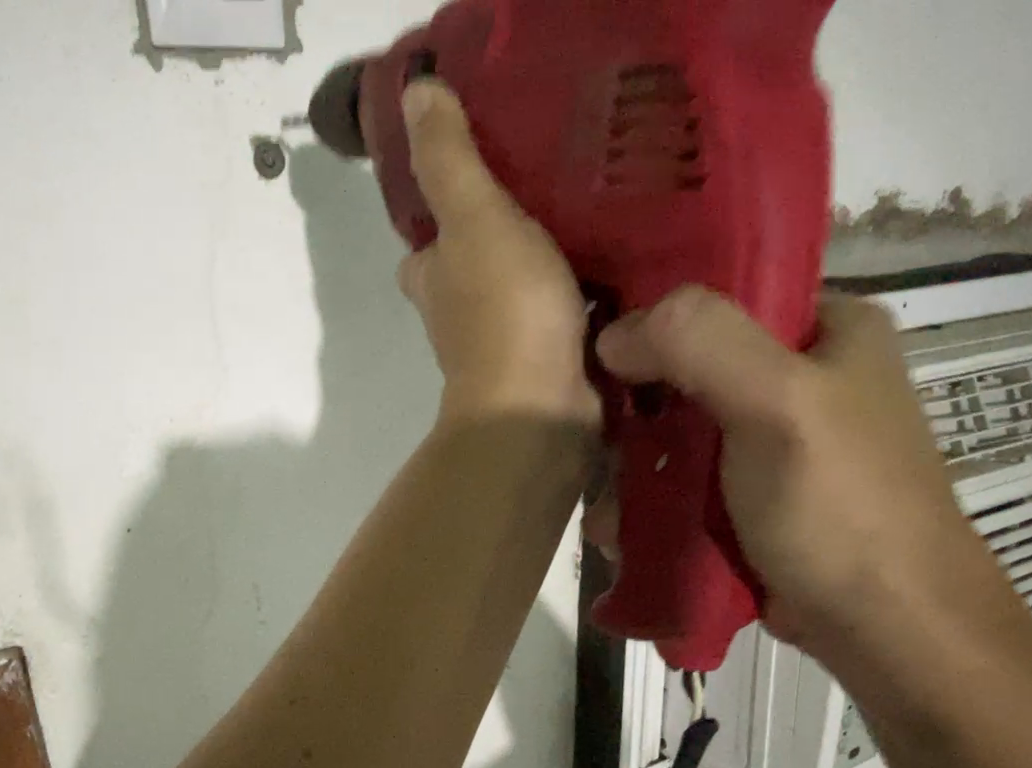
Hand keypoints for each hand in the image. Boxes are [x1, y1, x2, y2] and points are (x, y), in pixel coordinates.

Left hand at [396, 80, 598, 428]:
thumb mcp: (475, 219)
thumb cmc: (503, 311)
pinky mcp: (545, 368)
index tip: (488, 178)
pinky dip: (580, 303)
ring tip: (596, 224)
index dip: (446, 212)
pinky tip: (618, 276)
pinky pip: (562, 322)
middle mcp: (455, 314)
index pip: (427, 240)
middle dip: (504, 239)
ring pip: (520, 293)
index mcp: (431, 278)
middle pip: (475, 265)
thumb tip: (413, 92)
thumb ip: (449, 160)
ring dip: (547, 269)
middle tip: (558, 194)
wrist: (538, 410)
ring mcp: (501, 345)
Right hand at [588, 288, 1028, 658]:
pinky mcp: (756, 493)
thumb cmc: (842, 507)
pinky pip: (687, 479)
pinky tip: (622, 532)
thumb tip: (613, 332)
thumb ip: (699, 344)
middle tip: (601, 449)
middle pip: (690, 367)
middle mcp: (804, 374)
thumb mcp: (778, 404)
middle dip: (637, 413)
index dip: (654, 317)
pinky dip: (652, 501)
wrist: (888, 629)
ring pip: (680, 430)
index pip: (723, 291)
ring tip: (608, 514)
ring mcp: (778, 439)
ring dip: (636, 470)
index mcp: (829, 327)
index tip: (599, 357)